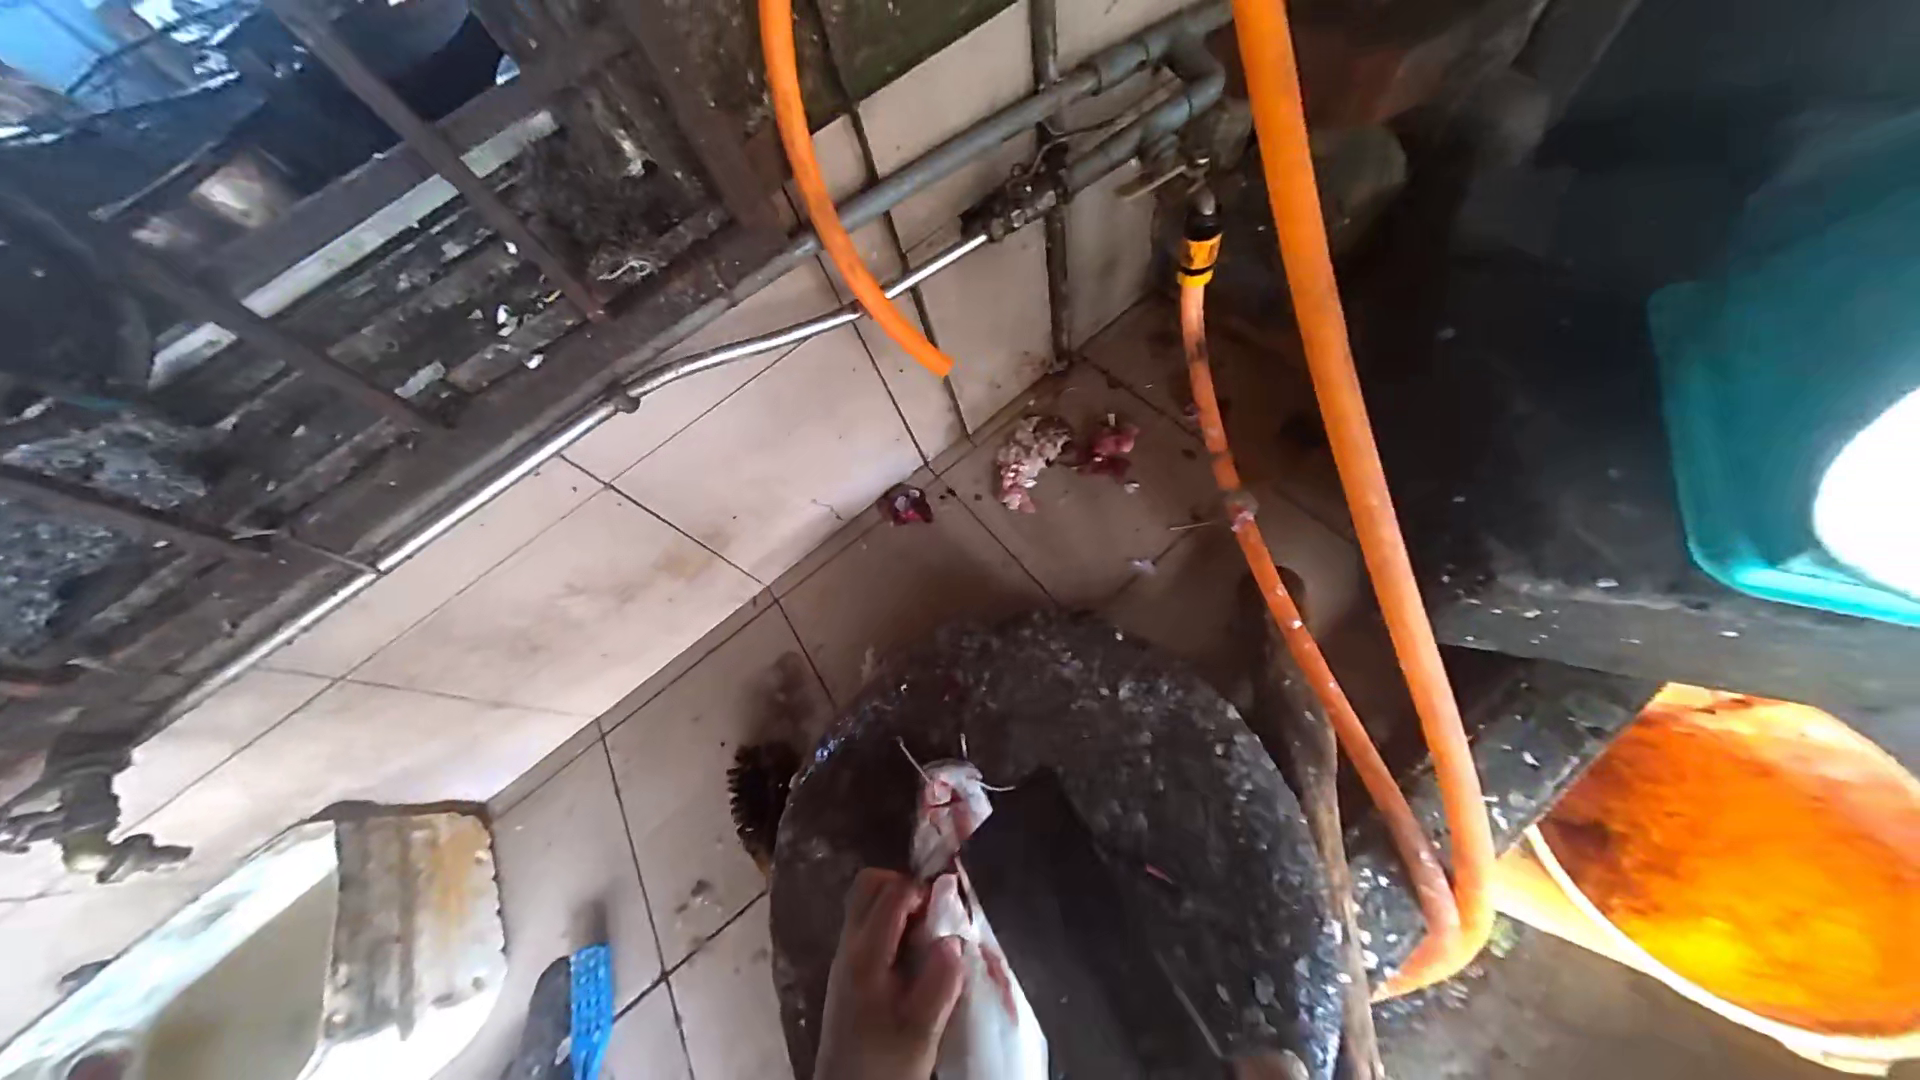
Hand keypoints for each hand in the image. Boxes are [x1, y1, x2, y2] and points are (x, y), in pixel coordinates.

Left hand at [814, 868, 964, 1079]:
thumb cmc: (886, 1065)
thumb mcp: (922, 1031)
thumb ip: (941, 982)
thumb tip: (954, 939)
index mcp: (865, 955)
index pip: (891, 894)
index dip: (921, 890)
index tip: (945, 907)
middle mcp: (848, 945)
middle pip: (868, 885)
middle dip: (902, 884)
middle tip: (930, 912)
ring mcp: (843, 955)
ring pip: (864, 901)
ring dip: (895, 901)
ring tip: (922, 931)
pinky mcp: (846, 968)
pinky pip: (864, 921)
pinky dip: (888, 919)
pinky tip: (909, 952)